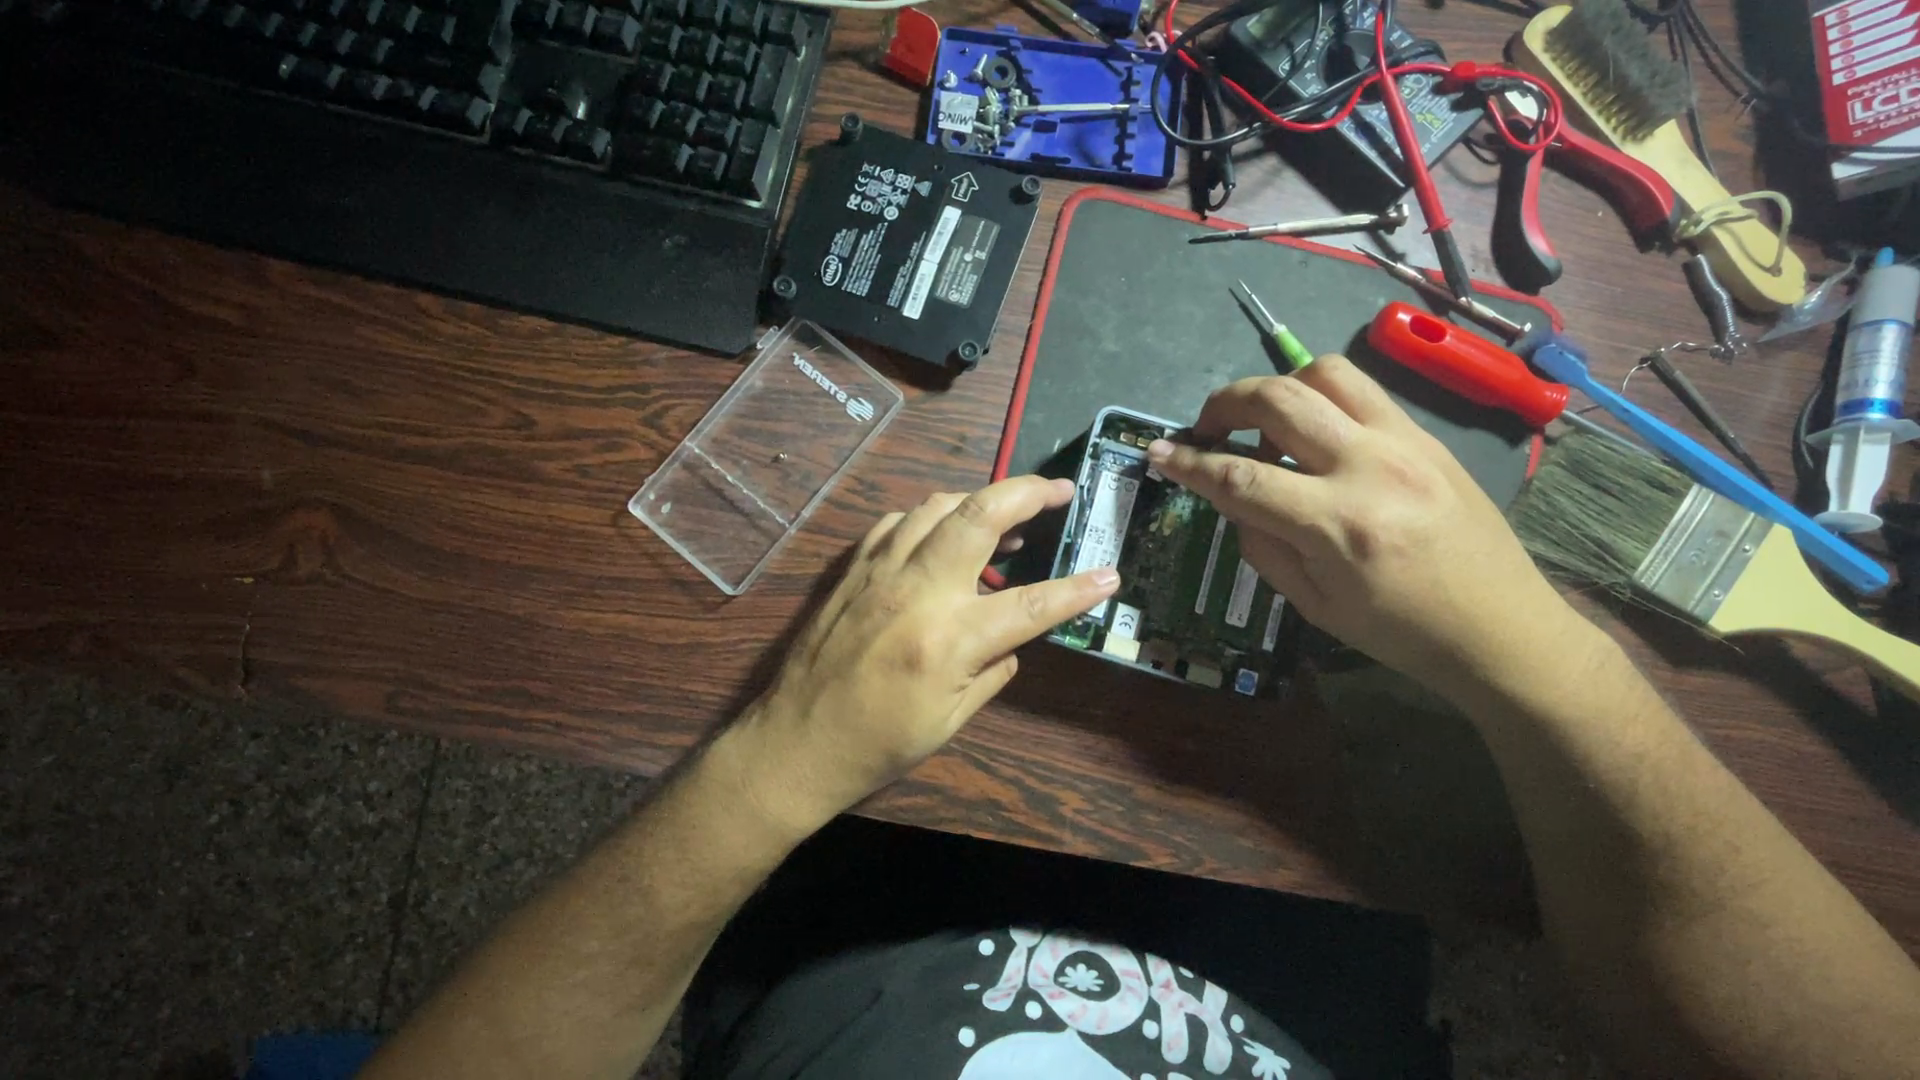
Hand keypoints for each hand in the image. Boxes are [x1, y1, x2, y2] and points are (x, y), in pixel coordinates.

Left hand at [736, 475, 1119, 831]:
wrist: (794, 742)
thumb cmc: (879, 744)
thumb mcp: (952, 721)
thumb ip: (994, 670)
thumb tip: (1015, 635)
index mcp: (948, 641)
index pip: (1031, 604)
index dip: (1077, 589)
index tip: (1109, 574)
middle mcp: (917, 591)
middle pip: (980, 515)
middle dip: (1027, 492)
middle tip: (1058, 490)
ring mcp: (880, 572)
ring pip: (937, 506)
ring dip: (979, 500)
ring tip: (1007, 515)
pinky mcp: (853, 568)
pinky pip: (898, 522)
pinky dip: (931, 518)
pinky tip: (943, 535)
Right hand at [1147, 357, 1582, 695]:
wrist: (1503, 629)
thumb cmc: (1400, 633)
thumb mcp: (1313, 604)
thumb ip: (1261, 544)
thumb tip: (1232, 497)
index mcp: (1337, 526)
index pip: (1240, 478)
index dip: (1189, 463)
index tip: (1158, 453)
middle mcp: (1370, 468)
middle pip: (1277, 400)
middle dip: (1223, 405)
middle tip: (1206, 430)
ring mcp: (1405, 442)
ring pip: (1323, 373)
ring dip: (1276, 388)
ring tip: (1262, 423)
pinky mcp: (1426, 435)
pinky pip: (1361, 390)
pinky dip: (1319, 397)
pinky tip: (1312, 432)